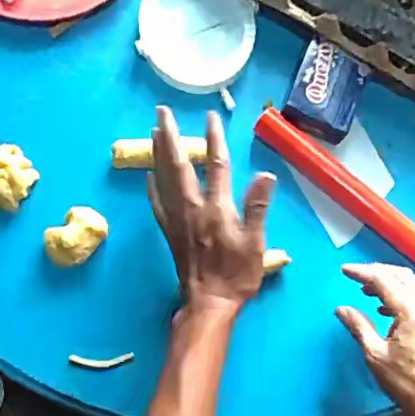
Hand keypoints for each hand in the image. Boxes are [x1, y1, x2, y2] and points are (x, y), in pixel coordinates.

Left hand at [149, 106, 276, 315]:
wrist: (209, 303)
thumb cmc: (236, 275)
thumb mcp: (256, 243)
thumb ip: (258, 207)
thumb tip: (266, 175)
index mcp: (217, 208)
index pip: (216, 166)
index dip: (214, 139)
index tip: (210, 117)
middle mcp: (193, 208)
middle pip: (179, 165)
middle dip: (170, 136)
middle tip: (161, 112)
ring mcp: (177, 220)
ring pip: (164, 179)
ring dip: (159, 154)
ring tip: (154, 132)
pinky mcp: (169, 233)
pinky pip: (157, 204)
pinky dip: (152, 187)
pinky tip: (148, 175)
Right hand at [336, 263, 414, 415]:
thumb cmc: (408, 384)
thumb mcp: (376, 356)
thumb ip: (359, 327)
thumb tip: (341, 309)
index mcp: (414, 312)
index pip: (385, 281)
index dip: (363, 273)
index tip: (344, 271)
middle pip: (401, 276)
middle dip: (377, 272)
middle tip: (355, 276)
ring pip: (412, 284)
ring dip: (389, 282)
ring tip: (366, 290)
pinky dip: (400, 294)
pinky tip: (384, 306)